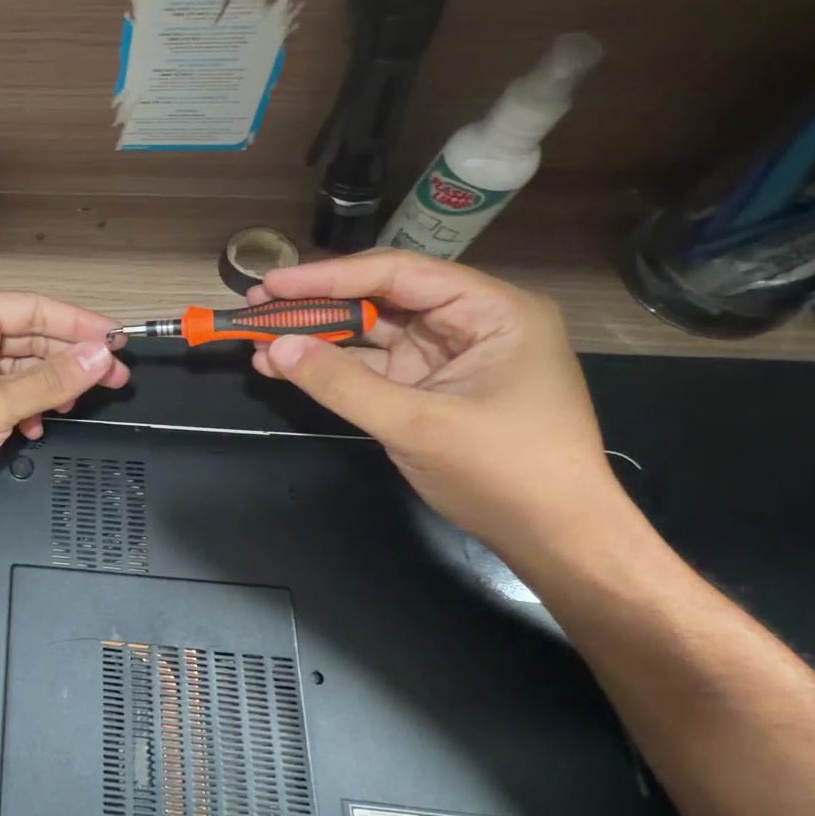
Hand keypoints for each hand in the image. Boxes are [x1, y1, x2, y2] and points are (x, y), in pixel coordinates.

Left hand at [0, 292, 130, 524]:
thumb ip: (52, 379)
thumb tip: (101, 356)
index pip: (31, 308)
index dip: (78, 323)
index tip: (117, 339)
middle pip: (28, 337)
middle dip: (69, 359)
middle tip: (115, 376)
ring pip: (17, 368)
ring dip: (48, 387)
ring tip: (78, 405)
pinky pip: (2, 393)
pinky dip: (24, 408)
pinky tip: (37, 427)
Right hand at [249, 249, 618, 553]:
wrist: (557, 540)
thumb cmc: (507, 473)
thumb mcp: (417, 425)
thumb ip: (342, 383)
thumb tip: (274, 348)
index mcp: (493, 312)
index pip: (399, 275)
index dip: (330, 277)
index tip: (273, 285)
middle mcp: (471, 322)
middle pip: (381, 298)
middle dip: (317, 305)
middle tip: (256, 306)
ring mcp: (449, 356)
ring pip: (371, 331)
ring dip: (317, 337)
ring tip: (257, 338)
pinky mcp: (430, 387)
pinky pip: (372, 366)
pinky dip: (330, 367)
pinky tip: (284, 366)